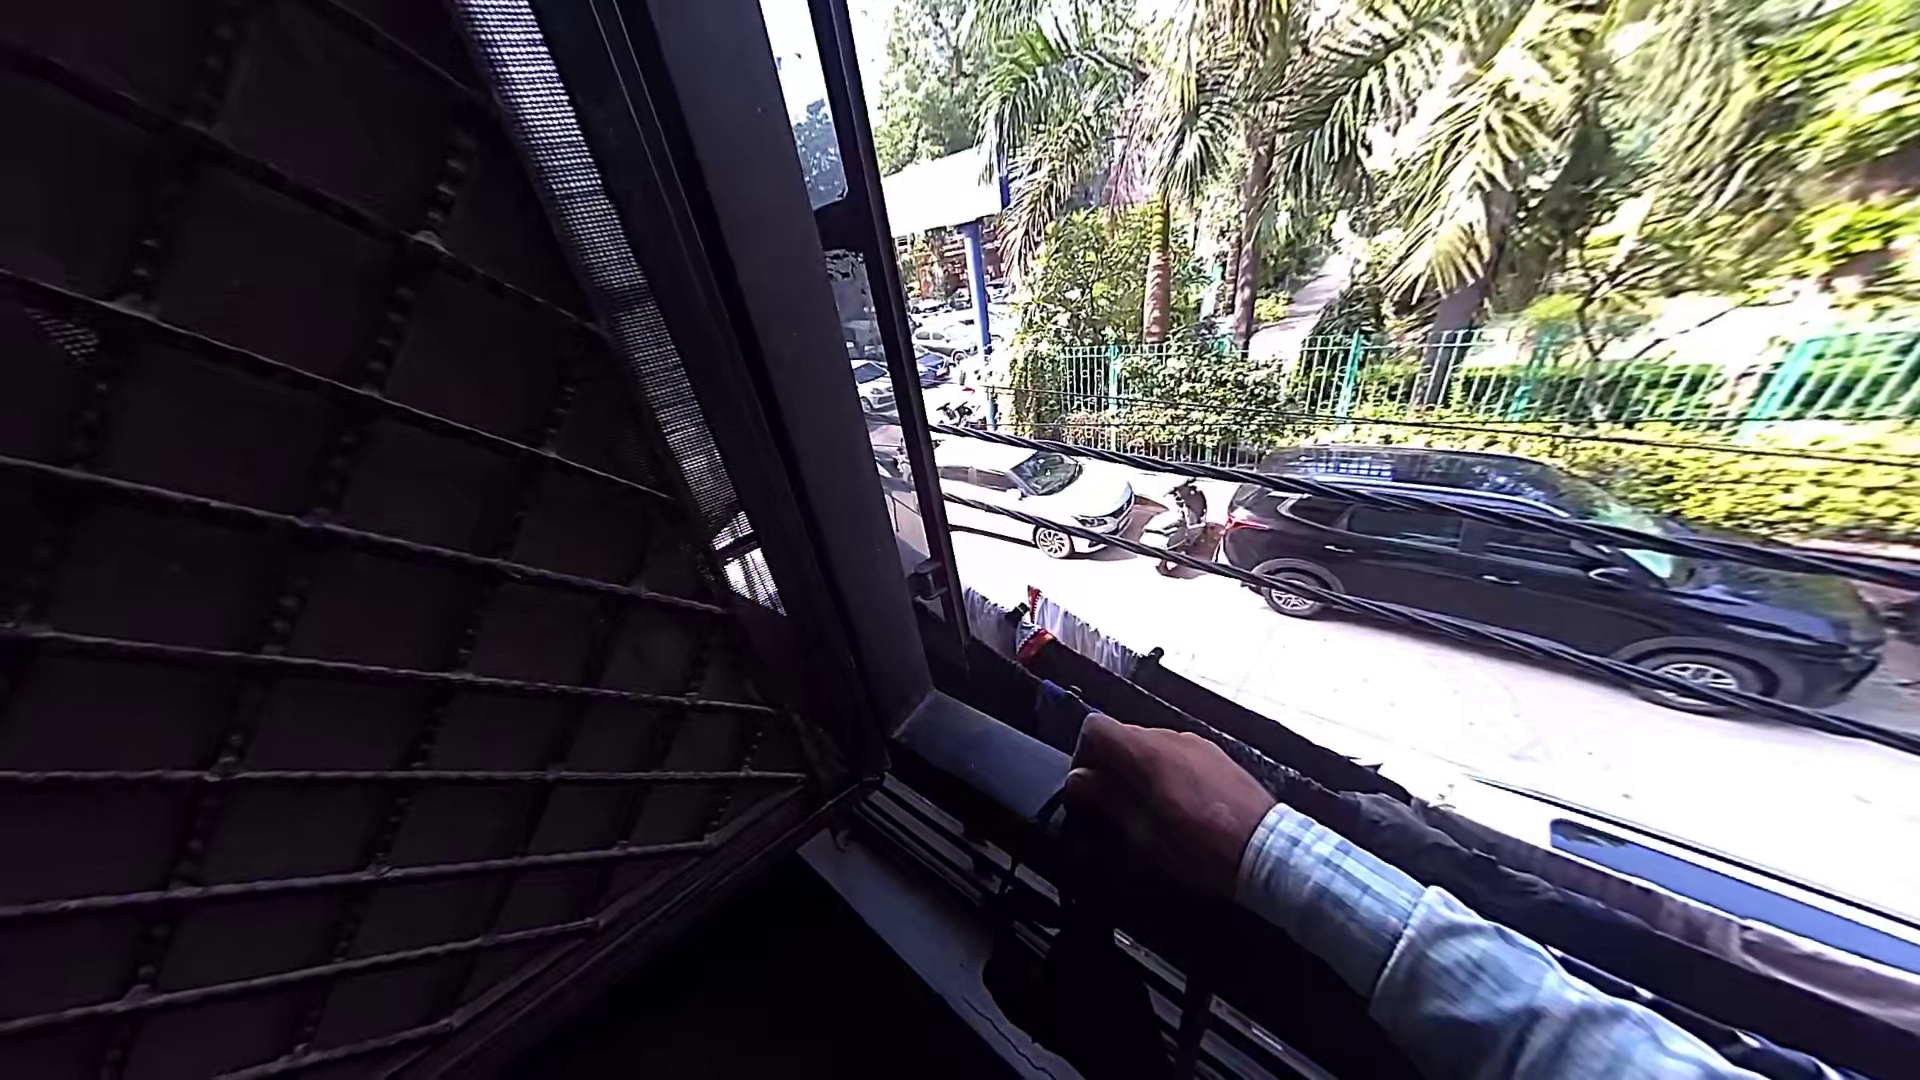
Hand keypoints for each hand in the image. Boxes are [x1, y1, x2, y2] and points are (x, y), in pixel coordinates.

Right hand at [1063, 713, 1276, 899]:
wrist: (1274, 853)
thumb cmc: (1203, 850)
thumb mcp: (1146, 836)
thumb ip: (1108, 800)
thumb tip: (1076, 780)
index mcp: (1146, 752)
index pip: (1095, 727)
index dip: (1081, 755)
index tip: (1086, 790)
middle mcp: (1168, 735)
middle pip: (1119, 734)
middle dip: (1107, 765)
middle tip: (1111, 805)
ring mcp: (1193, 741)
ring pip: (1146, 742)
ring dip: (1134, 767)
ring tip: (1145, 807)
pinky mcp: (1213, 752)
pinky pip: (1172, 750)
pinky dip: (1160, 768)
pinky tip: (1175, 802)